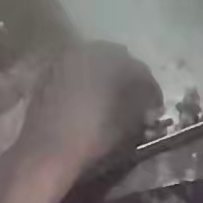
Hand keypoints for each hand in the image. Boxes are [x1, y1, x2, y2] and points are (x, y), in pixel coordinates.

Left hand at [5, 42, 161, 194]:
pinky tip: (88, 104)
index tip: (155, 109)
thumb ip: (143, 110)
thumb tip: (149, 106)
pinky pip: (74, 74)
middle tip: (135, 103)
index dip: (152, 91)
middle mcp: (87, 50)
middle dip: (128, 80)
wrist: (47, 151)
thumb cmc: (95, 137)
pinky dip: (85, 85)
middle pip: (116, 61)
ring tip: (111, 103)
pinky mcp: (47, 74)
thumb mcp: (130, 126)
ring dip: (104, 80)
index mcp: (113, 59)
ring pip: (93, 65)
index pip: (141, 71)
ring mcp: (64, 60)